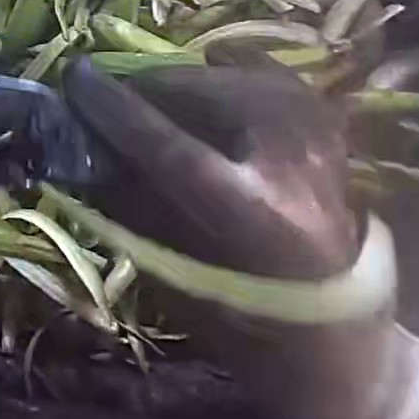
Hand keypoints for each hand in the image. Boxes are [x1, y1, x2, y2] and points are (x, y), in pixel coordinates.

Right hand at [61, 59, 418, 418]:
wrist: (344, 347)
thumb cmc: (240, 326)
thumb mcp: (169, 269)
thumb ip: (125, 195)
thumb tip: (83, 136)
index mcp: (254, 219)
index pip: (167, 145)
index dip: (113, 106)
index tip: (74, 73)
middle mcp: (295, 169)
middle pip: (200, 94)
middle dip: (145, 86)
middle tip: (110, 94)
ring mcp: (322, 141)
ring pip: (229, 74)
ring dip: (180, 82)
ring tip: (154, 102)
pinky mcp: (331, 130)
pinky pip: (263, 72)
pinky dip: (225, 71)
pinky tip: (204, 82)